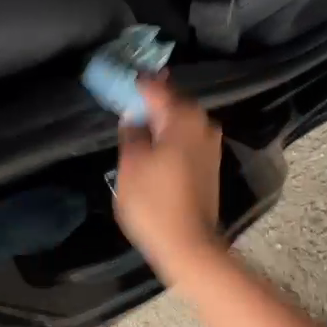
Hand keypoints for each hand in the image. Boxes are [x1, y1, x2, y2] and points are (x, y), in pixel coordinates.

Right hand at [114, 80, 223, 277]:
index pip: (155, 89)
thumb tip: (132, 116)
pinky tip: (154, 146)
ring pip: (181, 123)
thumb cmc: (154, 203)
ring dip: (161, 121)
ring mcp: (210, 146)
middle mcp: (203, 125)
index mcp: (182, 119)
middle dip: (150, 102)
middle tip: (126, 102)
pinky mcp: (210, 165)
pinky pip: (186, 140)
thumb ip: (131, 134)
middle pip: (173, 103)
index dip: (135, 84)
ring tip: (137, 125)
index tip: (116, 82)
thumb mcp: (130, 166)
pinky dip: (170, 138)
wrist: (188, 244)